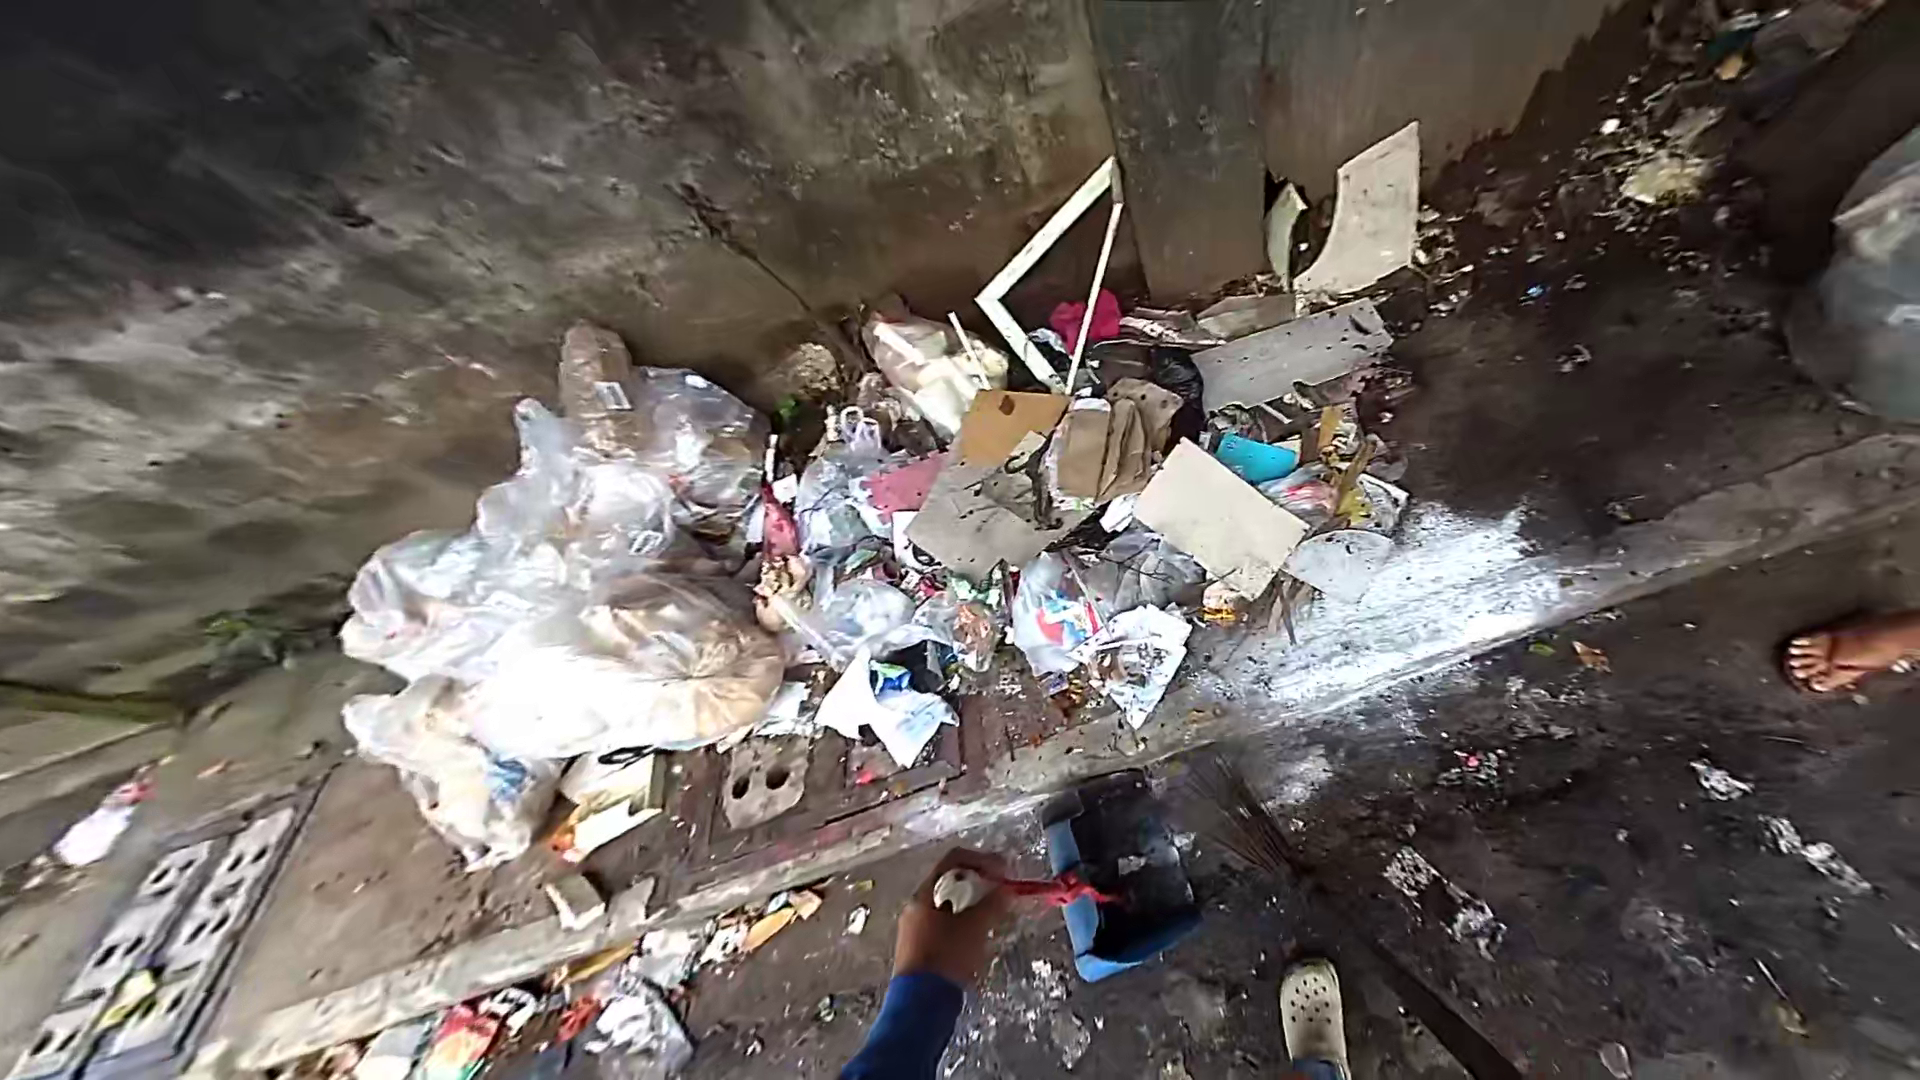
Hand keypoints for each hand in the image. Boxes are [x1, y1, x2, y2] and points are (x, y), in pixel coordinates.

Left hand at [892, 848, 1010, 985]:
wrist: (920, 1008)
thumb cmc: (946, 957)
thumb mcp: (974, 927)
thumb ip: (992, 904)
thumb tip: (1006, 889)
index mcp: (923, 894)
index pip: (952, 860)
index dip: (980, 860)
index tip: (1002, 870)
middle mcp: (915, 908)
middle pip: (950, 883)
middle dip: (978, 885)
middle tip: (999, 892)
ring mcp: (914, 931)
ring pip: (948, 907)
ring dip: (972, 907)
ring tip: (993, 917)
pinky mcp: (920, 953)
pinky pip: (945, 928)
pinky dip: (963, 926)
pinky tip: (977, 941)